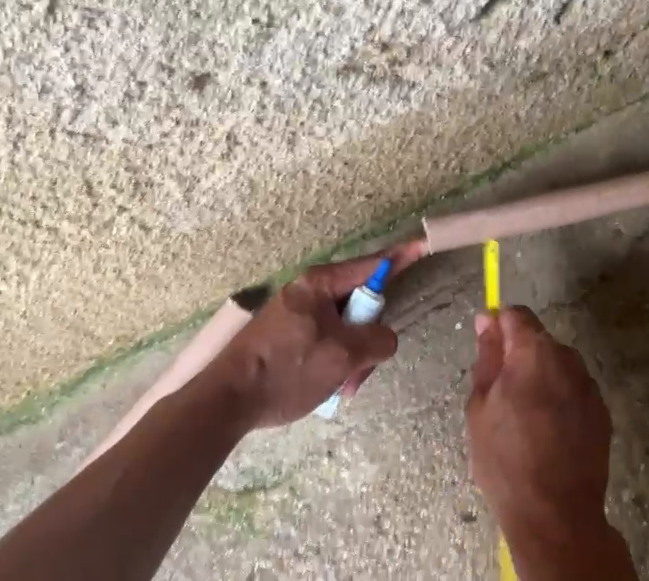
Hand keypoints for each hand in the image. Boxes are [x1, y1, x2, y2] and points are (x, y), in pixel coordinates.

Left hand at [210, 247, 418, 427]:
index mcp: (319, 284)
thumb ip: (378, 339)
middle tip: (362, 371)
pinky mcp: (288, 336)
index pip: (372, 265)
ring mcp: (297, 314)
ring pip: (345, 329)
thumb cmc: (285, 371)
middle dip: (368, 338)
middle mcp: (308, 292)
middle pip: (360, 304)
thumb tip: (382, 338)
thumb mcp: (342, 356)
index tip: (423, 245)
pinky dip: (335, 362)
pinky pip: (327, 341)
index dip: (401, 258)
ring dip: (352, 358)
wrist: (226, 403)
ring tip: (341, 388)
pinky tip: (328, 388)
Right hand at [466, 307, 615, 542]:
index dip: (498, 326)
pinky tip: (549, 434)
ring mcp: (589, 385)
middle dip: (519, 357)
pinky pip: (574, 392)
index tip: (487, 348)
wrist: (555, 514)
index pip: (516, 315)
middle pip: (539, 341)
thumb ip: (487, 357)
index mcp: (534, 351)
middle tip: (500, 396)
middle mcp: (567, 358)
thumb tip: (487, 322)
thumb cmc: (505, 459)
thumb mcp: (480, 407)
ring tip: (525, 421)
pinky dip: (560, 401)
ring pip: (558, 367)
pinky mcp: (602, 412)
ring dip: (542, 379)